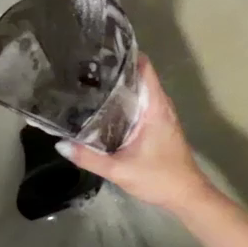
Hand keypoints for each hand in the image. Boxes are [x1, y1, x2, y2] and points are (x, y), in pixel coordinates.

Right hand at [64, 59, 214, 213]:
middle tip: (85, 66)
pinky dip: (125, 99)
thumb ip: (89, 157)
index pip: (143, 67)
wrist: (187, 197)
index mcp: (155, 106)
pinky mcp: (159, 125)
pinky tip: (105, 106)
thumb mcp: (119, 170)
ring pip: (139, 90)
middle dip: (115, 68)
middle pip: (139, 75)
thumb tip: (60, 144)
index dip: (125, 54)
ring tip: (91, 81)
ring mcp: (161, 114)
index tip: (101, 50)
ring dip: (120, 85)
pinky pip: (140, 103)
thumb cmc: (159, 178)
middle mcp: (160, 105)